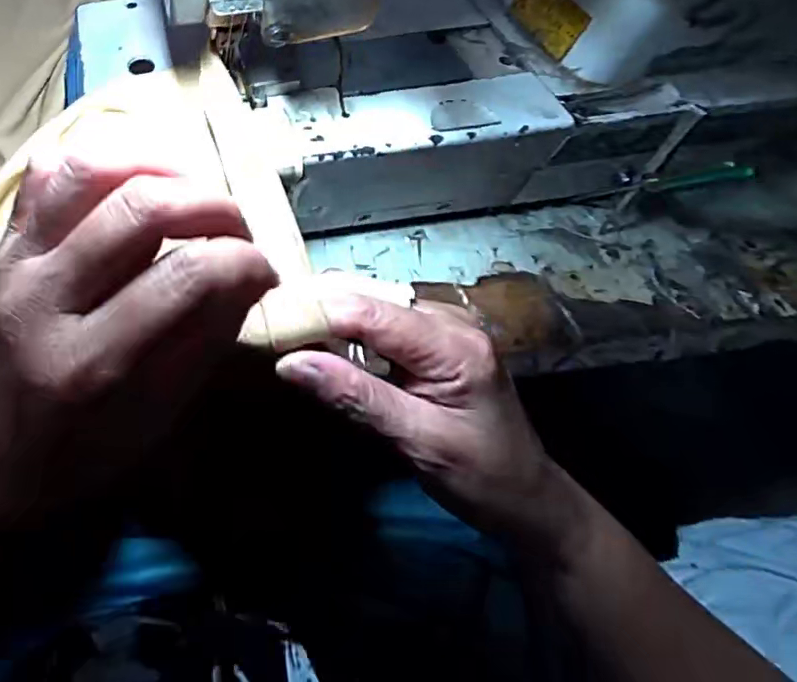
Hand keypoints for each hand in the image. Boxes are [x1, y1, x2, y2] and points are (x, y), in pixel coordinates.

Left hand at [0, 147, 277, 535]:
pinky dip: (99, 162)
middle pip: (140, 209)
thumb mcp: (155, 420)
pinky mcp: (3, 243)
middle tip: (238, 230)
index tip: (265, 269)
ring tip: (192, 193)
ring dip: (157, 168)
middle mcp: (43, 298)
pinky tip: (133, 182)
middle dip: (212, 206)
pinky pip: (46, 174)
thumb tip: (252, 273)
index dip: (243, 260)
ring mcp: (14, 261)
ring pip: (88, 172)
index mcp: (87, 362)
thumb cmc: (75, 454)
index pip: (185, 276)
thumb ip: (205, 340)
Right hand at [275, 295, 579, 556]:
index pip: (369, 311)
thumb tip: (290, 363)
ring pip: (369, 304)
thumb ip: (354, 396)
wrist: (529, 499)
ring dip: (328, 319)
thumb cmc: (482, 478)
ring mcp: (442, 324)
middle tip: (269, 328)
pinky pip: (380, 321)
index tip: (268, 326)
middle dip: (317, 310)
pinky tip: (323, 346)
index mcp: (452, 343)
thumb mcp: (416, 441)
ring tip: (286, 335)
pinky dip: (347, 332)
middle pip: (367, 297)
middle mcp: (448, 319)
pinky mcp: (433, 337)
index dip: (316, 314)